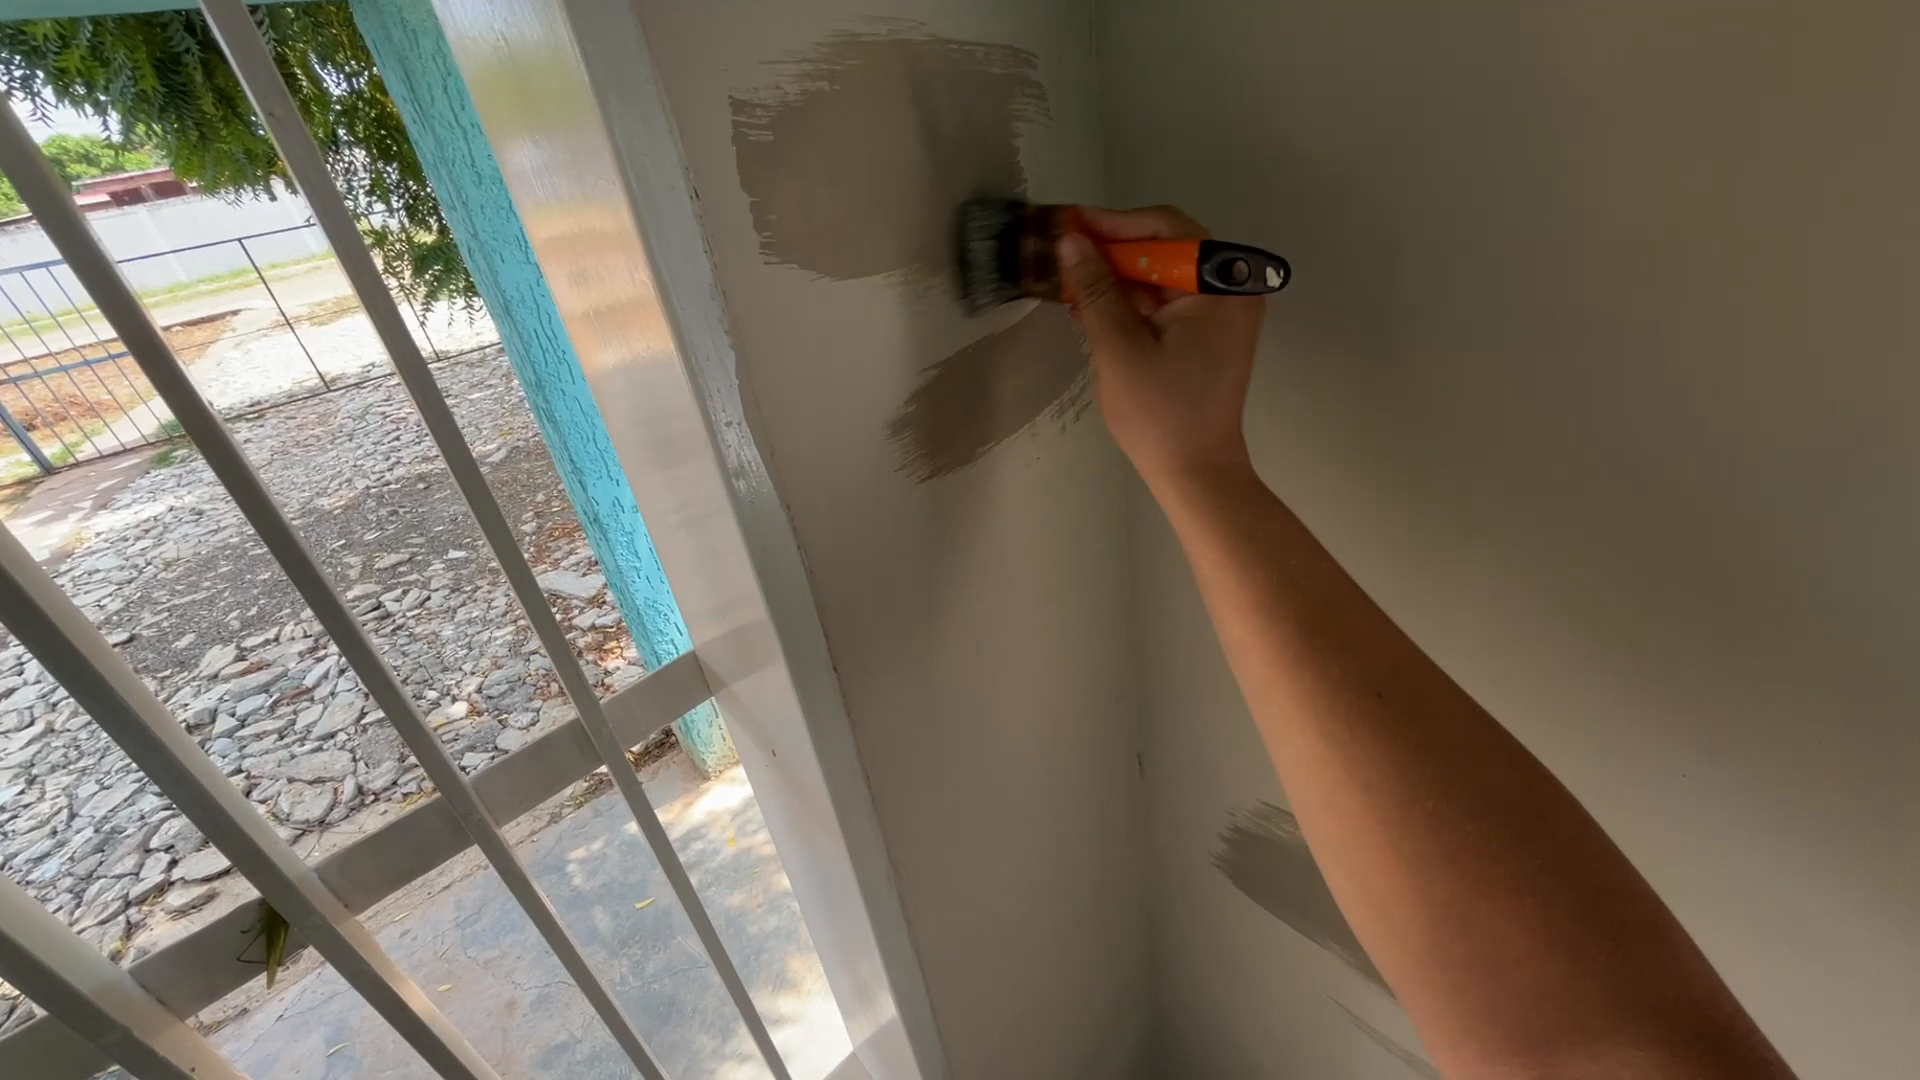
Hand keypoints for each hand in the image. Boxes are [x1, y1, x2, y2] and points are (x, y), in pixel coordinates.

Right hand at [1058, 204, 1264, 487]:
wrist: (1195, 471)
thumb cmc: (1160, 413)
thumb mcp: (1120, 348)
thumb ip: (1096, 289)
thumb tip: (1072, 241)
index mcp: (1222, 285)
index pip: (1166, 231)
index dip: (1113, 224)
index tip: (1068, 224)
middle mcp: (1230, 289)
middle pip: (1165, 250)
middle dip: (1112, 251)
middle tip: (1064, 253)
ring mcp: (1220, 313)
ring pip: (1162, 277)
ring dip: (1116, 278)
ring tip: (1068, 282)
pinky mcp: (1206, 335)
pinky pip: (1165, 303)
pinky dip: (1131, 303)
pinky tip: (1092, 308)